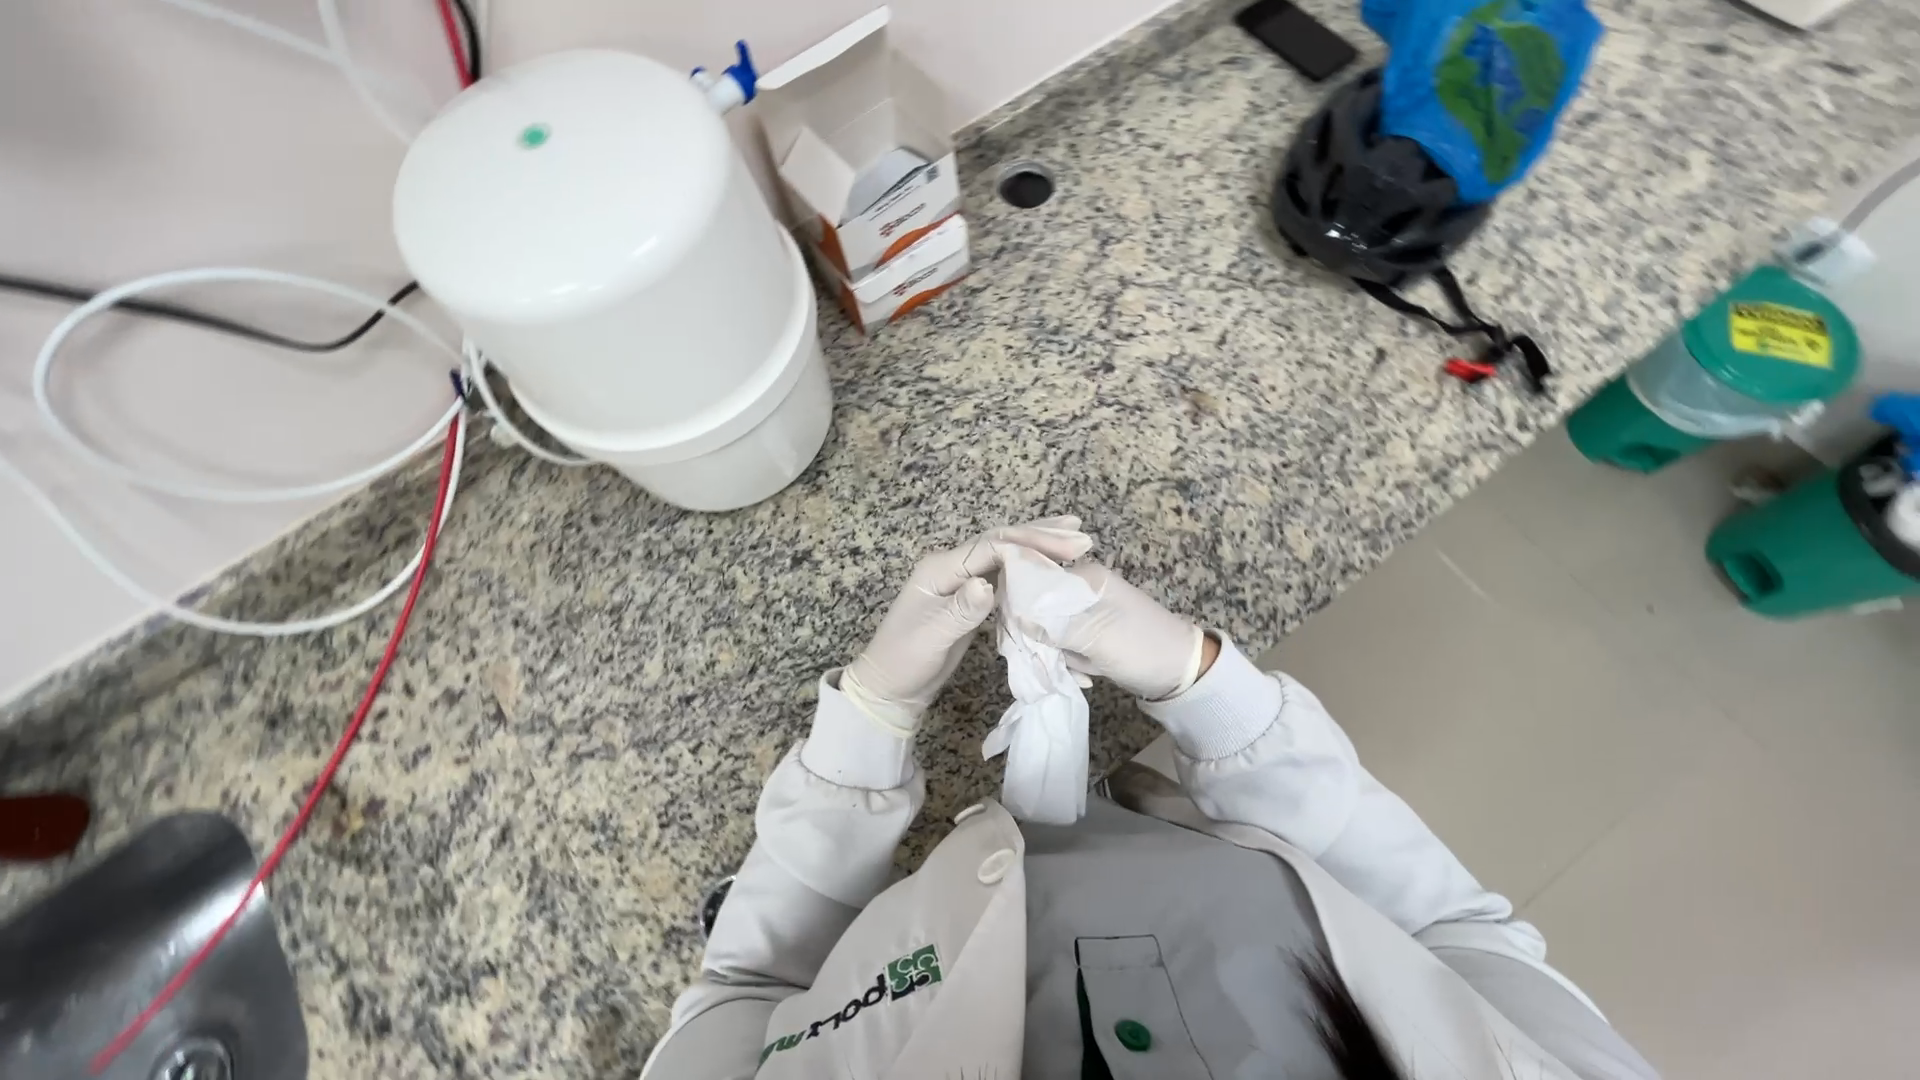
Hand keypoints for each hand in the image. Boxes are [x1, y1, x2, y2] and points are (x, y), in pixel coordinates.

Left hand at [844, 517, 1092, 730]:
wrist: (890, 687)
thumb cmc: (904, 660)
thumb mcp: (932, 636)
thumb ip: (961, 610)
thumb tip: (987, 584)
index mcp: (941, 567)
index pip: (993, 545)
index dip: (1031, 544)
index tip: (1068, 546)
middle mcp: (952, 567)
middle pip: (1001, 541)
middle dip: (1040, 535)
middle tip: (1080, 532)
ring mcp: (962, 582)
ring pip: (1005, 556)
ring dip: (1037, 546)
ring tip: (1073, 538)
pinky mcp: (971, 601)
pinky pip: (1005, 577)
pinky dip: (1029, 570)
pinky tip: (1050, 570)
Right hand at [1020, 561, 1206, 699]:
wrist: (1184, 674)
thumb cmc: (1142, 648)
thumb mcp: (1095, 635)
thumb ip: (1052, 623)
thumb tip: (1012, 614)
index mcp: (1084, 576)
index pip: (1031, 579)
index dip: (1018, 607)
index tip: (1017, 637)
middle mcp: (1081, 589)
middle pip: (1035, 608)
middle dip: (1038, 638)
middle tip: (1051, 660)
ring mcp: (1085, 612)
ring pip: (1047, 630)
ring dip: (1054, 654)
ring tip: (1076, 670)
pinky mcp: (1089, 634)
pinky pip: (1062, 645)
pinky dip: (1068, 662)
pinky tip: (1085, 674)